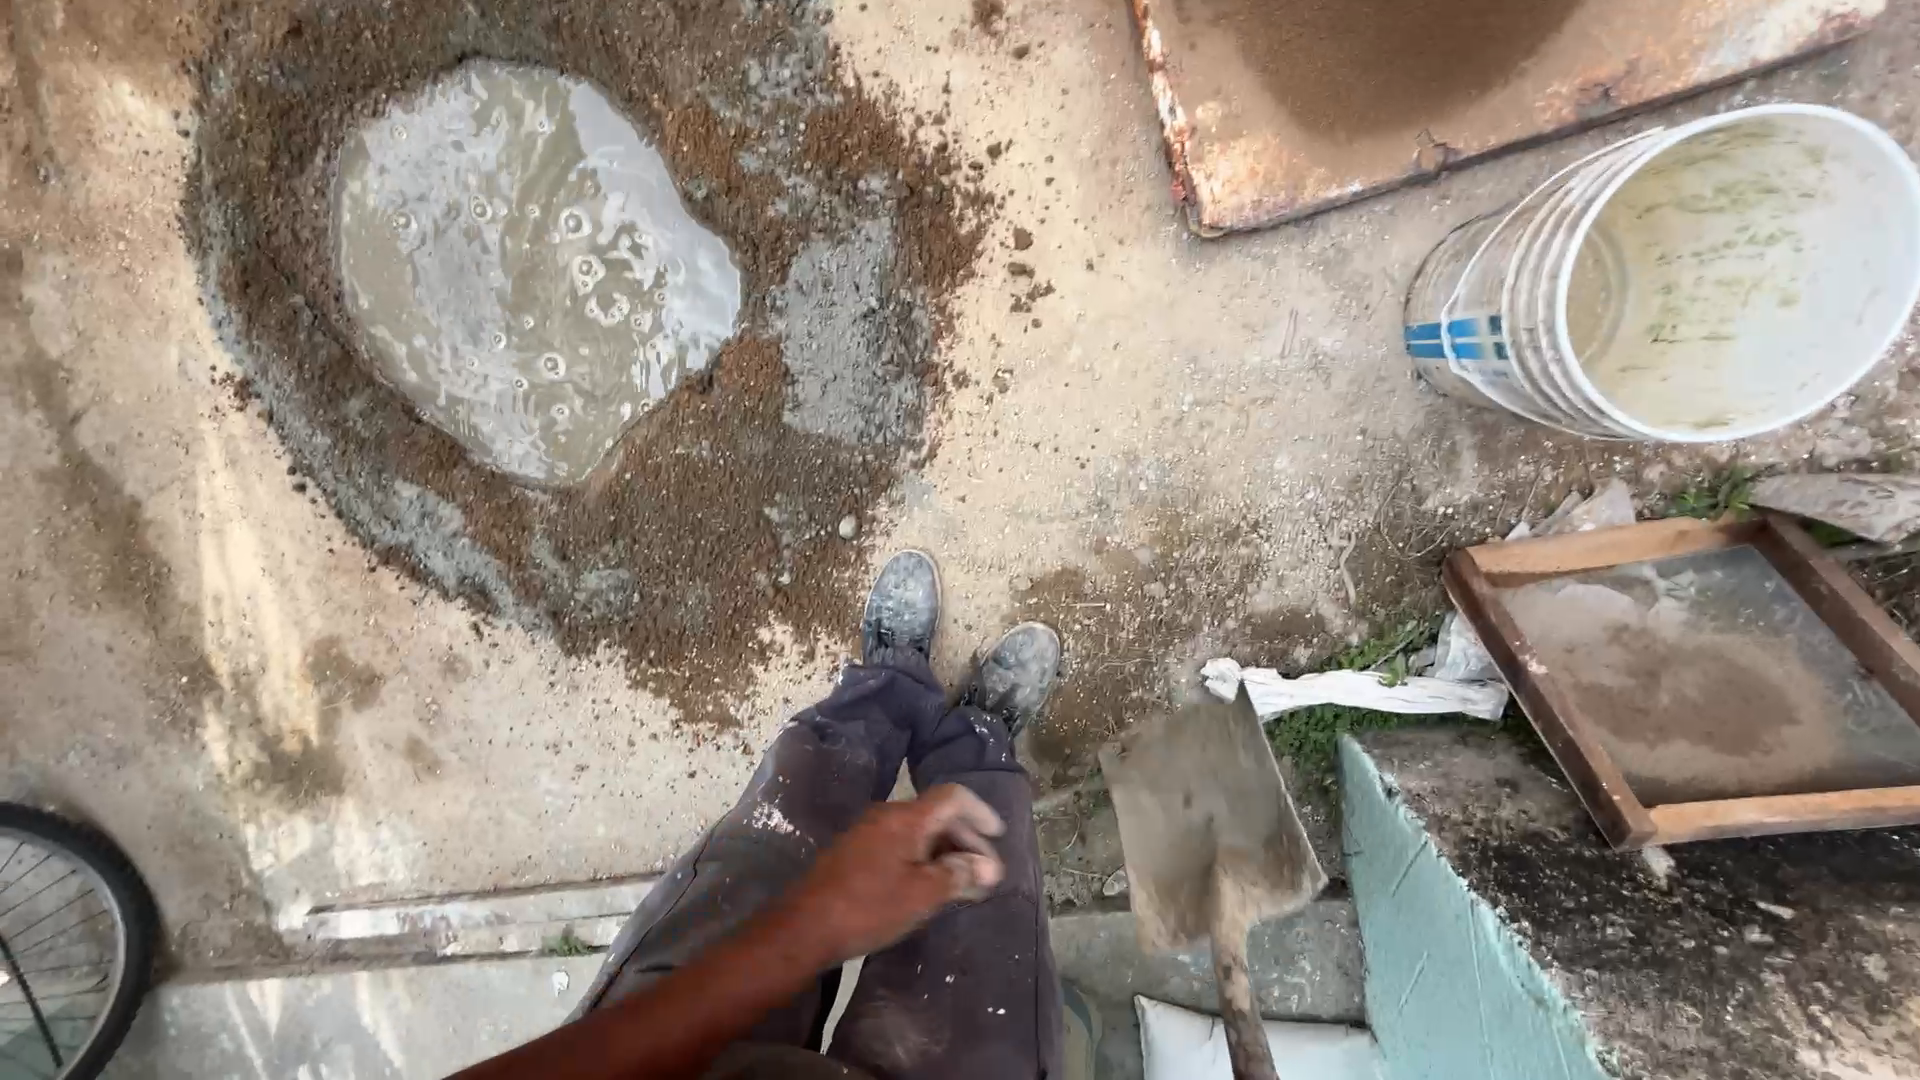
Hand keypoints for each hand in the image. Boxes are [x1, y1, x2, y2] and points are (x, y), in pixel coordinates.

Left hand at [780, 784, 1006, 959]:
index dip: (980, 811)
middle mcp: (889, 815)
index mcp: (907, 817)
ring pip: (919, 832)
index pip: (953, 797)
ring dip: (946, 852)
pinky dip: (923, 859)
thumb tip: (986, 866)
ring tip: (964, 883)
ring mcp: (869, 832)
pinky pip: (901, 844)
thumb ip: (957, 875)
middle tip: (987, 872)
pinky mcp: (857, 851)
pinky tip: (930, 885)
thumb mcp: (921, 894)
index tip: (997, 834)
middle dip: (966, 840)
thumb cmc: (869, 907)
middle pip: (938, 815)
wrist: (805, 926)